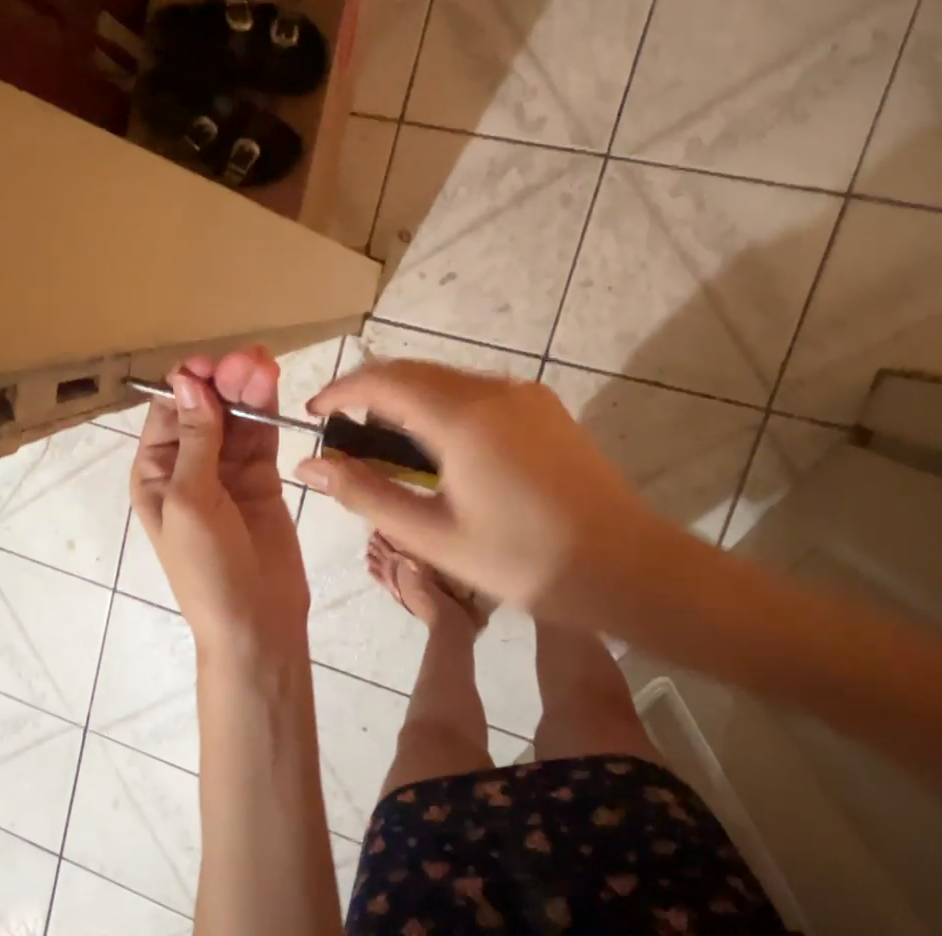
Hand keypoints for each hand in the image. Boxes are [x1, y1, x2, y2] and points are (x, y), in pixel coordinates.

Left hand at [129, 348, 310, 659]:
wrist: (255, 621)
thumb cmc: (206, 566)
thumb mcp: (190, 501)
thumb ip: (197, 440)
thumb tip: (188, 381)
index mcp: (155, 471)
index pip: (169, 413)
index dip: (188, 385)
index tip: (210, 365)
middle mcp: (188, 465)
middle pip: (206, 409)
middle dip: (223, 382)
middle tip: (248, 360)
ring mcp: (226, 471)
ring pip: (236, 418)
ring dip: (247, 390)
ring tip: (265, 363)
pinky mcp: (261, 478)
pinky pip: (262, 437)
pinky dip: (267, 411)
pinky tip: (274, 384)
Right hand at [294, 359, 668, 629]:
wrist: (631, 570)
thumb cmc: (524, 560)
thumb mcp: (433, 536)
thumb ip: (365, 494)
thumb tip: (310, 465)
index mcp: (462, 417)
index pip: (381, 380)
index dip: (339, 391)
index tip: (312, 414)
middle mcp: (493, 390)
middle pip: (412, 371)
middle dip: (369, 392)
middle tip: (341, 432)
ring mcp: (524, 396)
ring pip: (444, 379)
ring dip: (405, 399)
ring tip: (382, 444)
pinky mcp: (543, 409)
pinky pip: (475, 392)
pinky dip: (440, 406)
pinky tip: (436, 448)